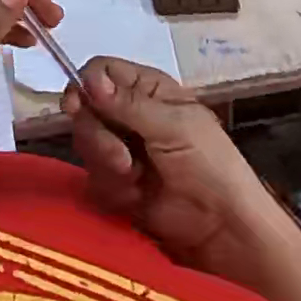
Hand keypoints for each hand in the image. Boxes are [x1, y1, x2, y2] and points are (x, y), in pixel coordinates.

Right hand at [62, 58, 283, 269]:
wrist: (222, 230)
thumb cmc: (209, 164)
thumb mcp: (174, 126)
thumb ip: (128, 104)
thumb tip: (89, 79)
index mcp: (146, 88)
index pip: (100, 71)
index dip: (84, 84)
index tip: (77, 105)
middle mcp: (127, 112)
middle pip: (85, 107)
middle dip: (97, 134)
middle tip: (122, 157)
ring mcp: (120, 146)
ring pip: (86, 142)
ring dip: (106, 162)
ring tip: (134, 178)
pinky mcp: (115, 182)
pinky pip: (93, 176)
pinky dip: (112, 187)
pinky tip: (136, 196)